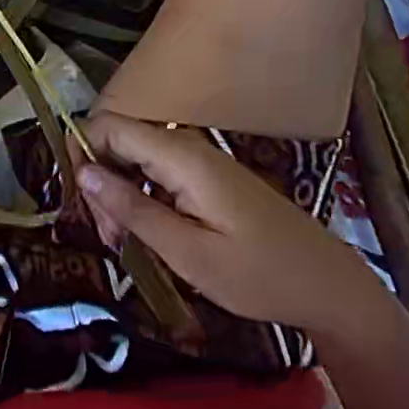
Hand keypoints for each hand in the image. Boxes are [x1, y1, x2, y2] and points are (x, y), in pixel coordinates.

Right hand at [76, 112, 364, 331]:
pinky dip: (140, 198)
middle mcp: (185, 144)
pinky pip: (155, 172)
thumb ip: (133, 209)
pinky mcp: (204, 175)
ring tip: (126, 244)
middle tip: (111, 239)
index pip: (108, 125)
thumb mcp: (188, 253)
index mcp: (181, 155)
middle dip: (99, 183)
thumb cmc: (260, 275)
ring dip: (118, 195)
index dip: (82, 153)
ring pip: (133, 158)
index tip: (81, 204)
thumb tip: (83, 172)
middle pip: (117, 141)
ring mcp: (197, 158)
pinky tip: (146, 234)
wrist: (327, 283)